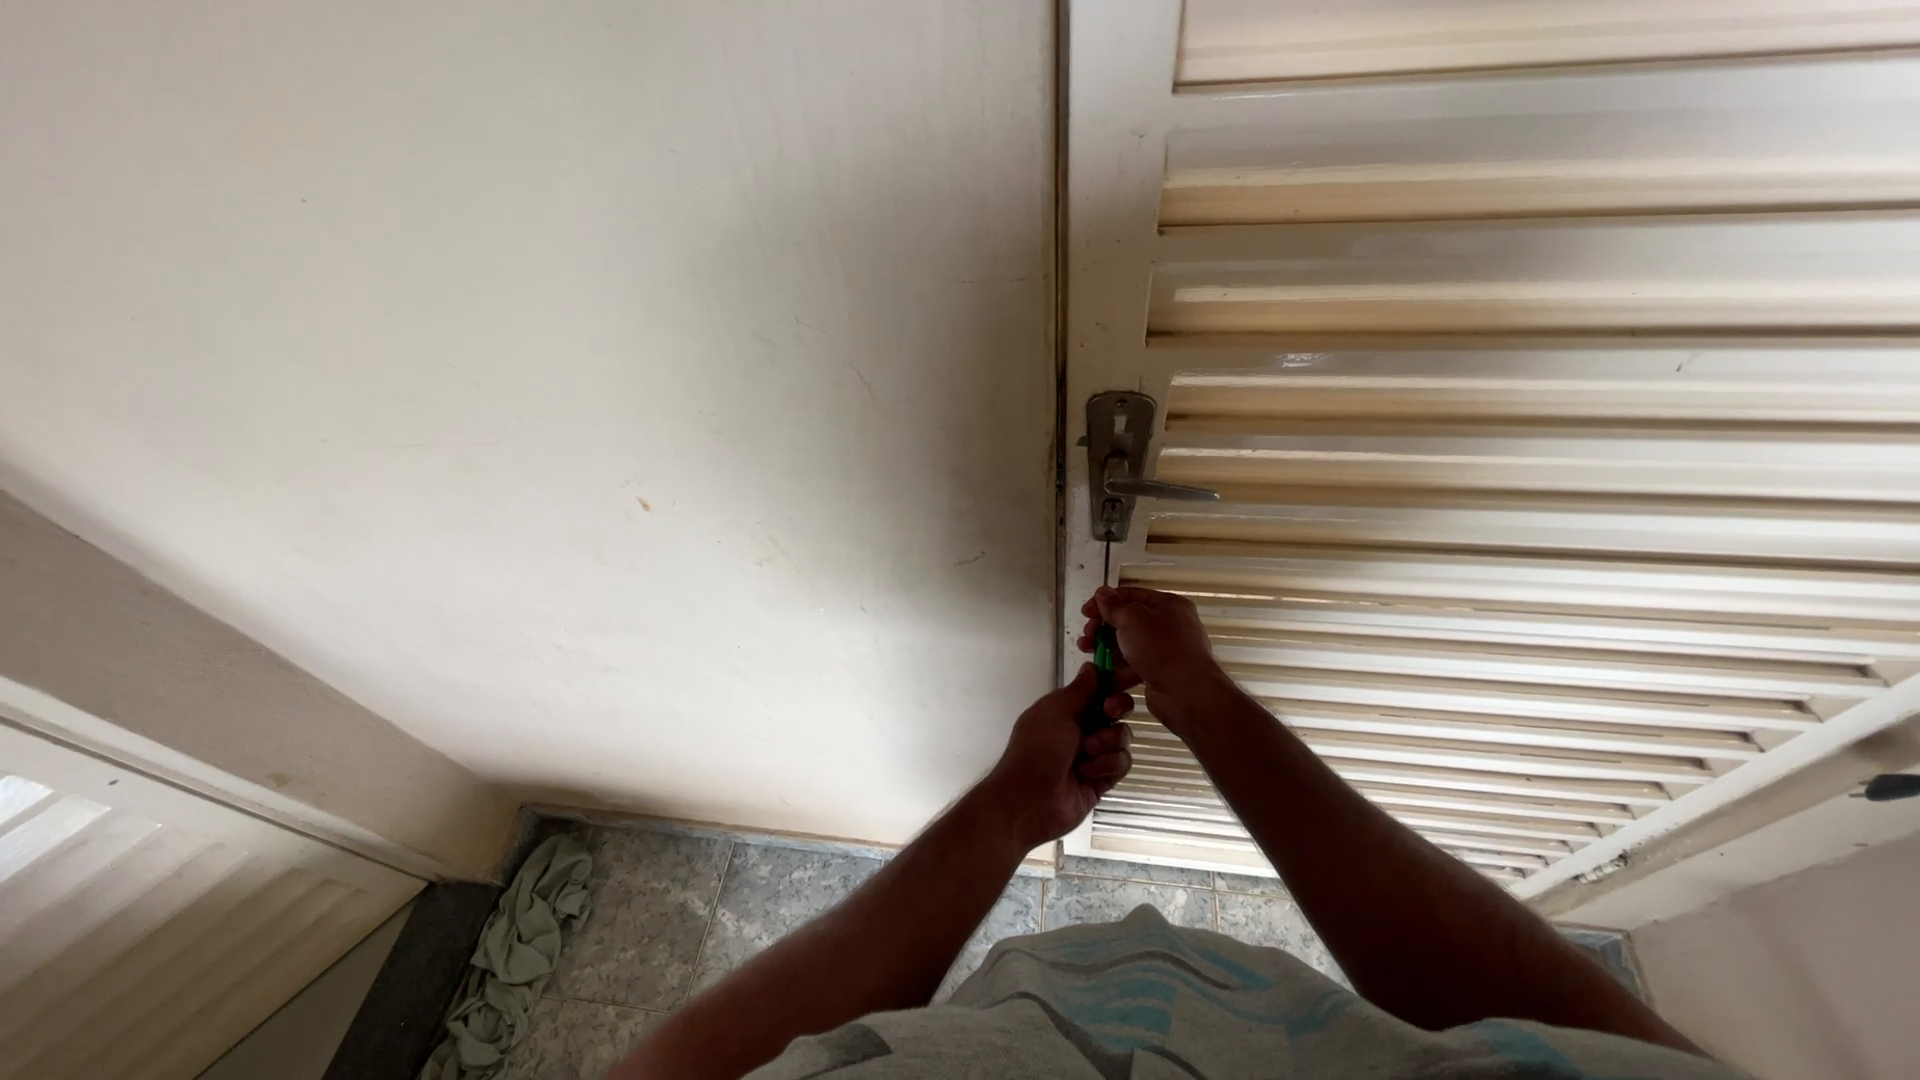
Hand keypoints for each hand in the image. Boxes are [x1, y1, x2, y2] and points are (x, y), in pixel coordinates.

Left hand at [982, 663, 1134, 848]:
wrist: (1028, 801)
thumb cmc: (1037, 749)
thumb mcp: (1055, 712)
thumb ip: (1079, 690)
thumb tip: (1092, 666)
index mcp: (1067, 708)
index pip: (1098, 687)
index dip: (1115, 680)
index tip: (1132, 675)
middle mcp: (1082, 727)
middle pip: (1117, 709)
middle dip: (1117, 708)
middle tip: (1108, 712)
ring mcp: (1094, 753)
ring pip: (1122, 736)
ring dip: (1108, 741)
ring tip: (1087, 752)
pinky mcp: (1103, 778)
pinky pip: (1122, 762)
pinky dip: (1107, 765)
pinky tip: (1089, 772)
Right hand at [1077, 586, 1226, 728]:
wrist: (1186, 693)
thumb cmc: (1162, 648)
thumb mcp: (1132, 619)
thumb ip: (1113, 606)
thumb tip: (1103, 593)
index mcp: (1168, 605)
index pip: (1131, 596)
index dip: (1105, 602)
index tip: (1086, 612)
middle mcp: (1169, 626)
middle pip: (1127, 621)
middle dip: (1102, 629)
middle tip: (1087, 637)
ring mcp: (1165, 651)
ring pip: (1128, 645)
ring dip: (1105, 648)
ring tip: (1088, 652)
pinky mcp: (1159, 673)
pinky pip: (1133, 665)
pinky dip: (1117, 668)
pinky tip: (1101, 672)